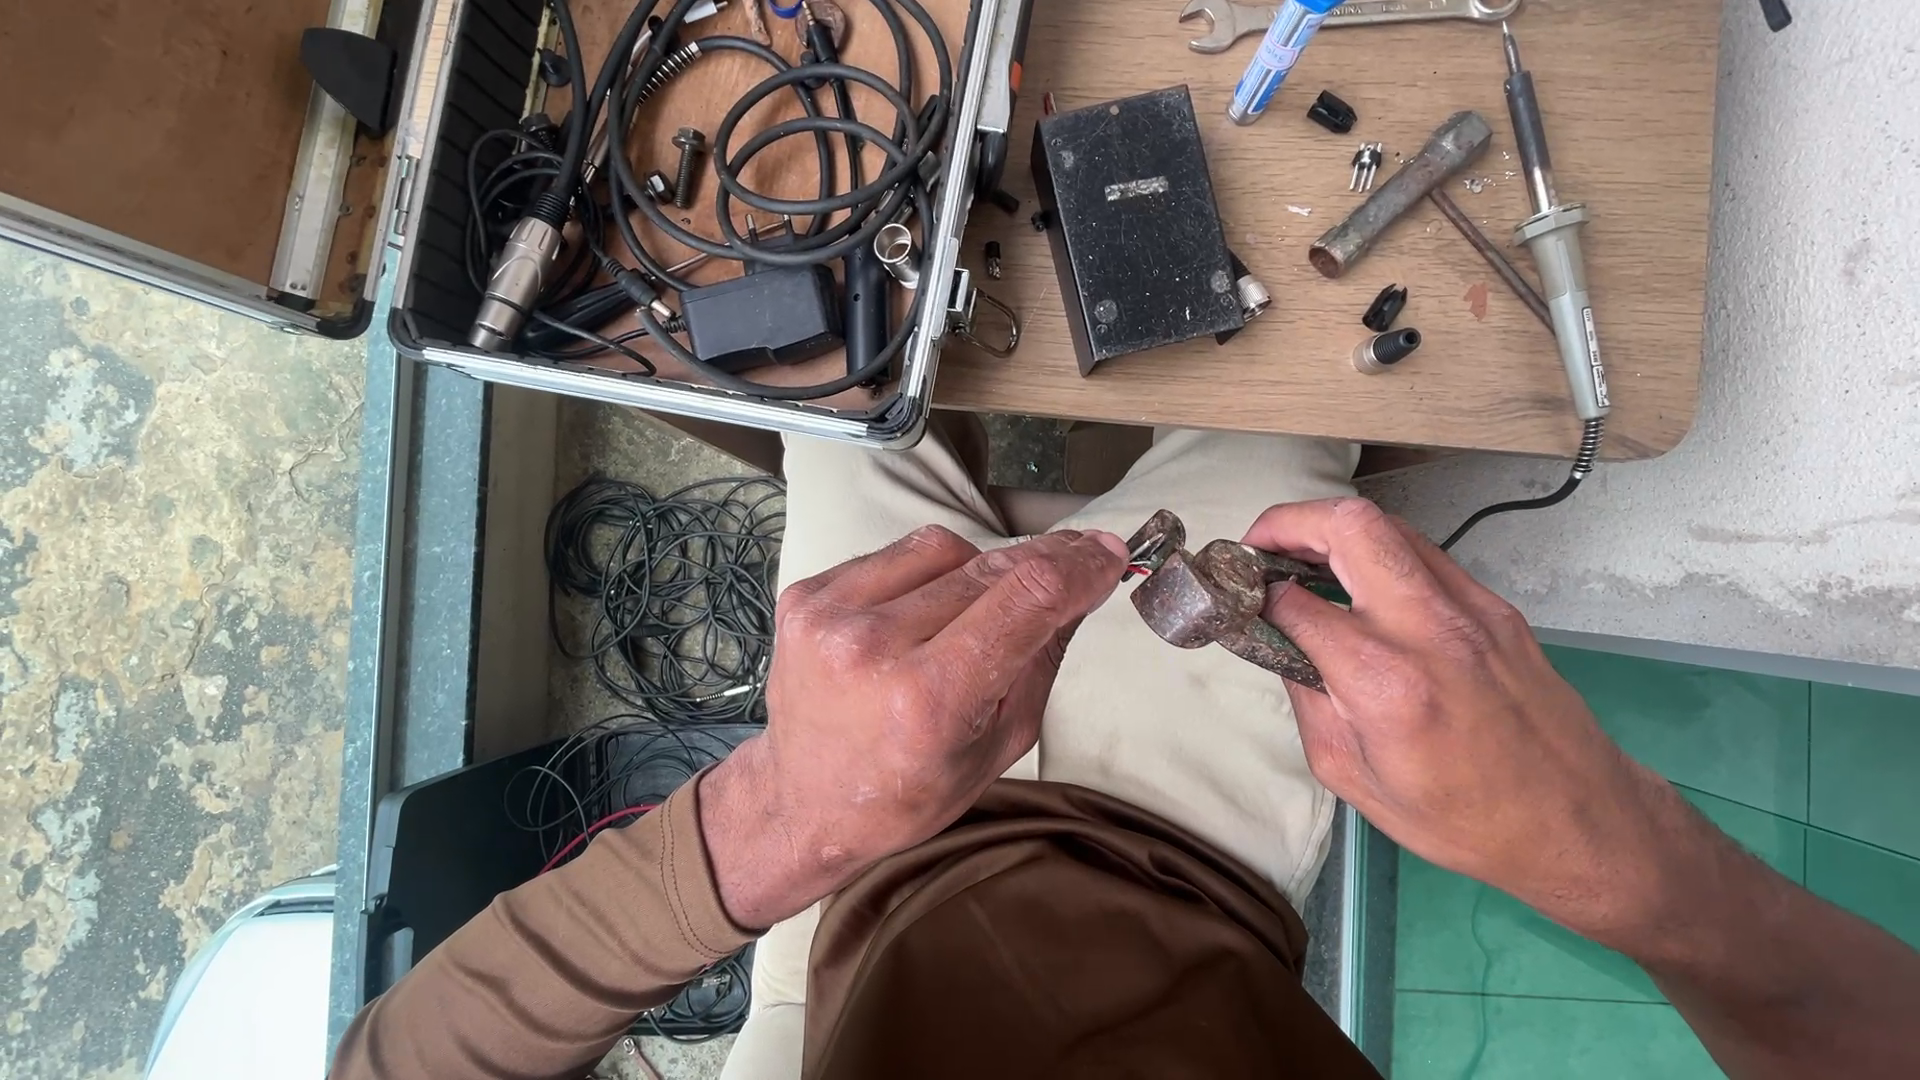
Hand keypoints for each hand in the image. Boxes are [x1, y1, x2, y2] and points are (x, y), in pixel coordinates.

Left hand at [700, 525, 1128, 928]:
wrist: (802, 802)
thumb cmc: (909, 792)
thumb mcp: (999, 744)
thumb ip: (1042, 659)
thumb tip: (1081, 587)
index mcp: (929, 700)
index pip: (1026, 600)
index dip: (1079, 567)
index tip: (1110, 555)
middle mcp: (873, 647)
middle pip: (990, 568)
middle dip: (1046, 559)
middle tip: (1078, 559)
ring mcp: (830, 615)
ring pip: (944, 547)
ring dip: (979, 568)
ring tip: (975, 611)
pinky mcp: (805, 596)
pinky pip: (895, 555)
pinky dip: (927, 572)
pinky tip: (924, 610)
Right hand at [1243, 498, 1700, 942]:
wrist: (1583, 826)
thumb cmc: (1457, 818)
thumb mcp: (1349, 774)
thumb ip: (1306, 695)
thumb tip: (1278, 640)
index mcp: (1385, 681)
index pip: (1296, 601)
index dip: (1252, 591)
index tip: (1235, 596)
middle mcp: (1428, 627)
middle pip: (1349, 524)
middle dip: (1287, 521)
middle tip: (1260, 548)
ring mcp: (1471, 608)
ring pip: (1386, 524)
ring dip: (1330, 529)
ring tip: (1300, 558)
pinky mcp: (1495, 606)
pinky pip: (1420, 553)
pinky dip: (1374, 552)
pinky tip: (1358, 586)